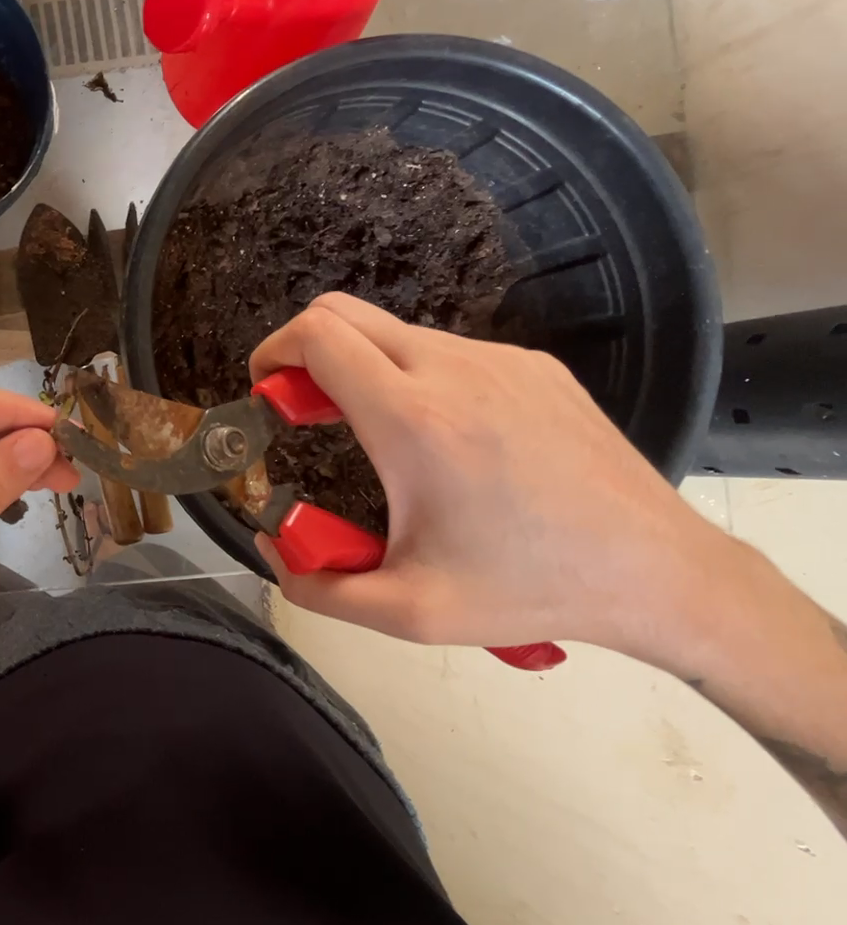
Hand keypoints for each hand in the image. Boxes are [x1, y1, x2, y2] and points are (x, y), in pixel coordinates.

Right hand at [247, 292, 739, 665]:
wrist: (660, 574)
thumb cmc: (527, 590)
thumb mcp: (403, 612)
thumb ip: (312, 585)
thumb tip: (270, 549)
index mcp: (412, 421)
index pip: (317, 336)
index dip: (272, 352)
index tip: (265, 392)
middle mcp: (453, 371)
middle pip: (343, 313)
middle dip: (302, 351)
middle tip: (301, 410)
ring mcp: (501, 362)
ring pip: (394, 333)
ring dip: (359, 369)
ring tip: (374, 437)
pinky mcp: (536, 368)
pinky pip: (446, 351)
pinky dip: (412, 377)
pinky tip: (439, 439)